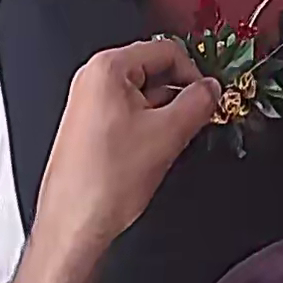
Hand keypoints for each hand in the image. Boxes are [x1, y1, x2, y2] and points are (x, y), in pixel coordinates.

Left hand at [33, 40, 220, 249]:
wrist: (71, 232)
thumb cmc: (104, 183)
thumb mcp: (168, 134)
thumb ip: (199, 102)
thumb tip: (212, 88)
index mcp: (108, 68)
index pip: (167, 51)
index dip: (194, 73)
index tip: (207, 96)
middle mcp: (94, 78)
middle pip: (155, 69)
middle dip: (178, 94)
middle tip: (194, 118)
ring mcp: (89, 102)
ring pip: (144, 93)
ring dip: (165, 112)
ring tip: (171, 140)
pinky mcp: (89, 125)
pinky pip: (129, 110)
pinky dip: (148, 124)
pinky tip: (153, 150)